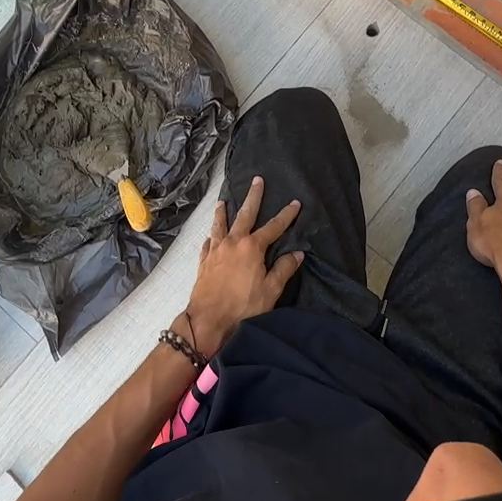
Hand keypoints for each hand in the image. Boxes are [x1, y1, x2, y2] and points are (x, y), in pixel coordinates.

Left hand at [181, 176, 302, 353]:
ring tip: (222, 201)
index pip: (274, 227)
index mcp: (252, 247)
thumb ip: (283, 269)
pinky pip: (208, 243)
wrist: (208, 319)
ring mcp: (216, 251)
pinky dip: (211, 236)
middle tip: (256, 180)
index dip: (286, 215)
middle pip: (245, 215)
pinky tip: (211, 236)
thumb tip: (297, 253)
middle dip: (253, 197)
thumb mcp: (271, 290)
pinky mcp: (204, 262)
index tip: (295, 203)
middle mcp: (233, 243)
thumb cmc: (243, 306)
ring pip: (220, 225)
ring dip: (223, 212)